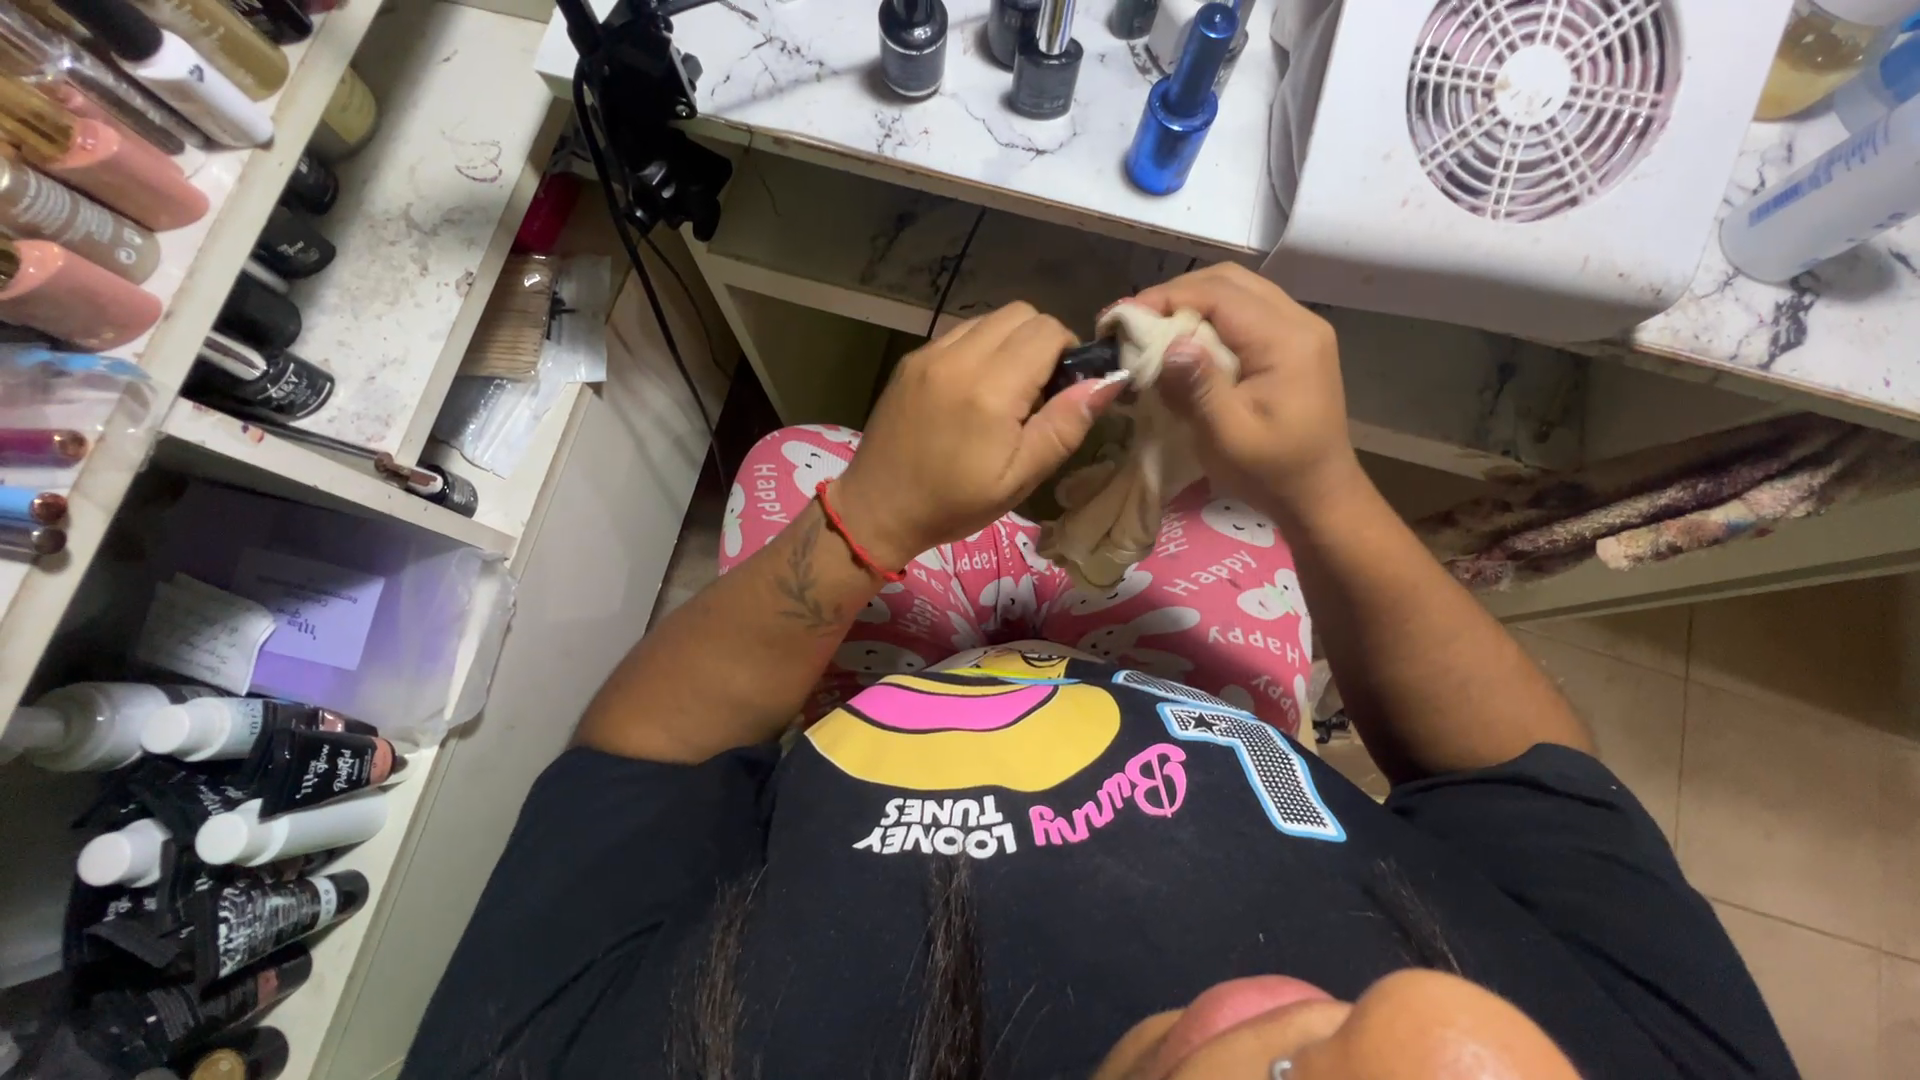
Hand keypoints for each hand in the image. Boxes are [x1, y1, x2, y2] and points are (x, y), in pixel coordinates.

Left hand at [833, 303, 1125, 569]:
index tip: (1063, 392)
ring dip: (1010, 343)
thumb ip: (1065, 425)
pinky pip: (960, 334)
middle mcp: (958, 357)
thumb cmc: (953, 503)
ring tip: (1006, 392)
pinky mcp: (911, 360)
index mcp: (990, 388)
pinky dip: (980, 349)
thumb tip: (1108, 380)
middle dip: (1042, 342)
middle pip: (1020, 314)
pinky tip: (974, 391)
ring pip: (989, 319)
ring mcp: (929, 354)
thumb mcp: (1019, 477)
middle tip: (1039, 391)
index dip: (1067, 353)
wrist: (878, 509)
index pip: (1047, 330)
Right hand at [1135, 263, 1360, 520]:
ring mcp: (1299, 330)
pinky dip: (1209, 318)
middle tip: (1133, 323)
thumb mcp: (1229, 438)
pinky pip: (1246, 312)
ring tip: (1153, 330)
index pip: (1219, 294)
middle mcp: (1298, 322)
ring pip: (1237, 291)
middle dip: (1175, 295)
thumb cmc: (1272, 472)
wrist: (1319, 495)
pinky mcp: (1293, 344)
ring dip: (1191, 304)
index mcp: (1286, 340)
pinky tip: (1185, 343)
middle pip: (1228, 281)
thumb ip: (1199, 388)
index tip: (1122, 318)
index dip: (1166, 298)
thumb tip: (1169, 345)